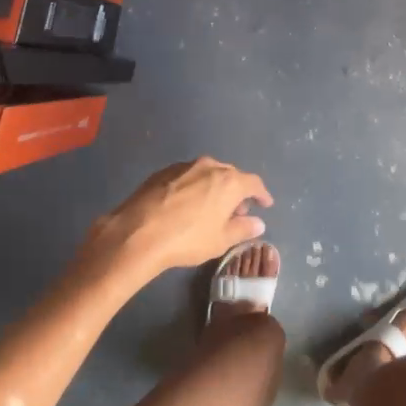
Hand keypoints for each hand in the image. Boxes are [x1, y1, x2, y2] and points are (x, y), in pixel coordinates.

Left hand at [80, 158, 272, 281]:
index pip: (253, 182)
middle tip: (238, 211)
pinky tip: (188, 204)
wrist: (140, 230)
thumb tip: (258, 222)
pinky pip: (189, 175)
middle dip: (237, 191)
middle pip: (230, 175)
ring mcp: (184, 165)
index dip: (261, 194)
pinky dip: (195, 186)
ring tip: (213, 208)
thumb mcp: (220, 240)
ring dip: (215, 187)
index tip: (265, 204)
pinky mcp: (164, 170)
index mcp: (228, 181)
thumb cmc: (187, 238)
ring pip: (208, 173)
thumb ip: (242, 229)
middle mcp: (209, 165)